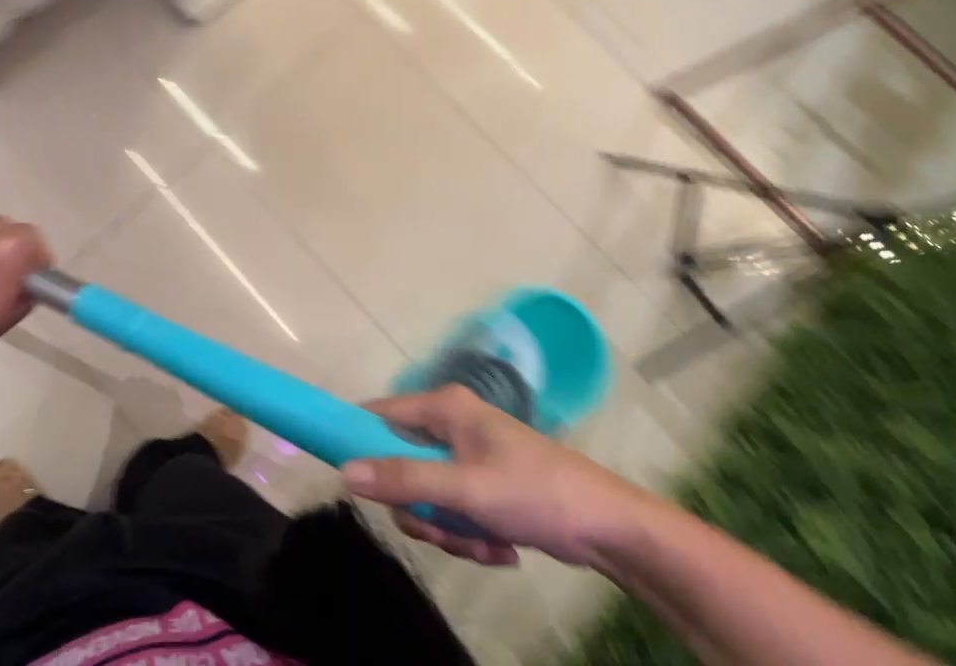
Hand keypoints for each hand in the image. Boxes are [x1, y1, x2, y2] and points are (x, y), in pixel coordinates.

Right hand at [342, 385, 658, 569]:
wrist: (611, 528)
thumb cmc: (536, 493)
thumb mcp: (464, 489)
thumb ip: (403, 480)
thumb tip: (343, 472)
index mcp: (444, 408)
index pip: (377, 413)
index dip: (357, 443)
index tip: (353, 482)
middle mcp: (451, 425)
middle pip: (398, 466)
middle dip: (421, 510)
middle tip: (441, 530)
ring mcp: (467, 456)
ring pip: (425, 496)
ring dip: (448, 530)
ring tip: (483, 544)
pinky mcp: (484, 484)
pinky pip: (451, 510)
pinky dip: (469, 535)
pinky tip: (499, 547)